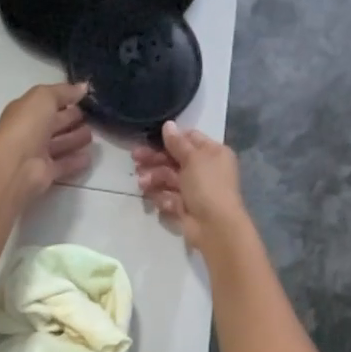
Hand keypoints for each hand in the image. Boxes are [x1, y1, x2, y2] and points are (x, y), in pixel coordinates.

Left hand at [0, 83, 94, 205]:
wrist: (15, 166)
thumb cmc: (26, 125)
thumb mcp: (44, 97)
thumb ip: (64, 91)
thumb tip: (84, 87)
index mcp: (26, 111)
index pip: (48, 103)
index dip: (64, 99)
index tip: (84, 98)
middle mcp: (31, 131)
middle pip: (55, 123)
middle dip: (71, 119)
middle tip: (91, 116)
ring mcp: (38, 153)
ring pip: (60, 144)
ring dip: (75, 139)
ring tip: (92, 136)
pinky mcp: (46, 173)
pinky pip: (64, 165)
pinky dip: (75, 161)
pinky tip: (89, 157)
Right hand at [134, 123, 250, 251]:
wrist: (215, 226)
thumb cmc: (208, 185)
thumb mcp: (193, 158)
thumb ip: (178, 143)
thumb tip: (167, 125)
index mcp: (212, 153)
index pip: (189, 139)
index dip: (170, 139)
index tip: (150, 139)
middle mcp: (204, 169)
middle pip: (175, 160)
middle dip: (155, 159)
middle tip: (135, 159)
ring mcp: (195, 190)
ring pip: (170, 179)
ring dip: (155, 179)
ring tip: (142, 183)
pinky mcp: (186, 208)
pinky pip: (170, 198)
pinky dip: (163, 198)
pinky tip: (158, 201)